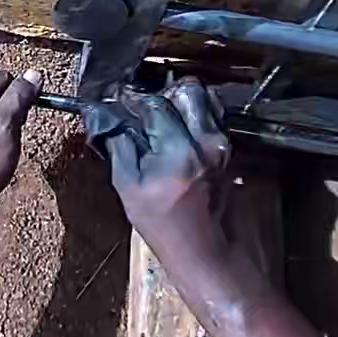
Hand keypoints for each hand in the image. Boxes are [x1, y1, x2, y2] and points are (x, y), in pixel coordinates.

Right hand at [99, 78, 231, 244]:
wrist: (201, 246)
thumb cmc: (161, 222)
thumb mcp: (128, 187)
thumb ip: (119, 146)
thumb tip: (110, 118)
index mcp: (178, 151)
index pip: (156, 105)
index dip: (134, 98)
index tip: (120, 98)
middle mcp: (206, 141)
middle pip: (187, 90)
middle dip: (162, 92)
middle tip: (144, 107)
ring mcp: (221, 143)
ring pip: (204, 97)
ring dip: (180, 99)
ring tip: (162, 116)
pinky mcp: (227, 148)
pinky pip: (212, 114)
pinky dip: (194, 111)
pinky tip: (177, 126)